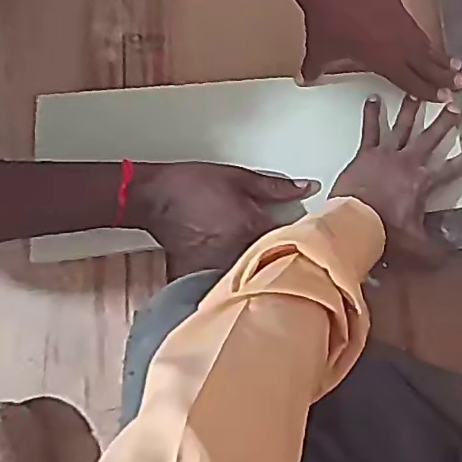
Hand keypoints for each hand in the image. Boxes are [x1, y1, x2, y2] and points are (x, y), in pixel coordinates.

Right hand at [125, 162, 318, 275]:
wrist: (153, 197)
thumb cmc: (192, 185)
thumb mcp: (240, 178)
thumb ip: (277, 187)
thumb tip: (306, 187)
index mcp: (252, 226)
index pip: (290, 239)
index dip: (302, 238)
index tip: (309, 237)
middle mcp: (238, 250)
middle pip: (273, 263)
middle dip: (285, 261)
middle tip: (293, 256)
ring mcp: (219, 266)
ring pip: (251, 277)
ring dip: (261, 274)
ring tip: (269, 269)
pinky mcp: (201, 274)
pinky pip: (225, 284)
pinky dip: (235, 282)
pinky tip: (240, 276)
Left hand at [299, 0, 461, 102]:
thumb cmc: (325, 19)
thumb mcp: (318, 50)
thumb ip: (314, 68)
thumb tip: (304, 79)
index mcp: (384, 60)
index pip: (411, 81)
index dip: (428, 91)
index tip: (444, 97)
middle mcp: (398, 43)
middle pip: (427, 64)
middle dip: (445, 76)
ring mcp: (400, 21)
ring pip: (426, 44)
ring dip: (440, 57)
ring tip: (455, 64)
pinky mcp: (397, 4)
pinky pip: (416, 28)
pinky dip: (425, 38)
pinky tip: (427, 41)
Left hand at [331, 94, 461, 267]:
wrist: (352, 222)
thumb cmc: (383, 231)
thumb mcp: (415, 245)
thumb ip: (434, 250)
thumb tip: (450, 258)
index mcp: (422, 182)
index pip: (453, 169)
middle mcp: (408, 163)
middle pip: (431, 138)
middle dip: (445, 122)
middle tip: (456, 105)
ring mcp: (386, 155)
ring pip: (403, 127)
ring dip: (412, 109)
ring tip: (418, 93)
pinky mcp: (366, 154)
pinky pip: (370, 130)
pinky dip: (371, 114)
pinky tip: (373, 98)